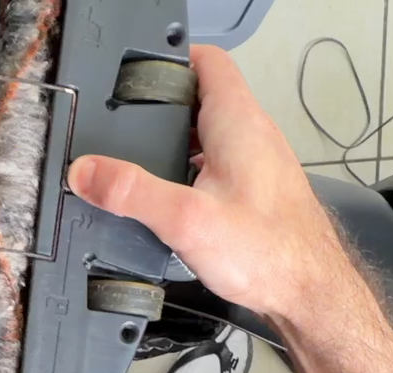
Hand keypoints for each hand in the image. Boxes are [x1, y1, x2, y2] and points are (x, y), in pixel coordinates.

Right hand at [66, 46, 362, 323]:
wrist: (306, 291)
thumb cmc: (266, 253)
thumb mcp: (185, 220)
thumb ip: (132, 193)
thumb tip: (86, 172)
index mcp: (238, 123)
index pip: (208, 62)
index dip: (173, 61)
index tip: (140, 76)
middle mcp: (254, 135)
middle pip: (205, 100)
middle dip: (164, 112)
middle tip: (128, 131)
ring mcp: (260, 164)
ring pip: (212, 137)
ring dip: (179, 146)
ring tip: (145, 169)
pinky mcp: (260, 193)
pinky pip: (221, 168)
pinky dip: (195, 175)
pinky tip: (178, 206)